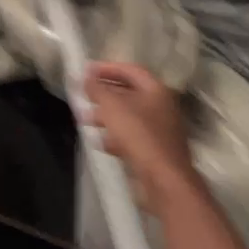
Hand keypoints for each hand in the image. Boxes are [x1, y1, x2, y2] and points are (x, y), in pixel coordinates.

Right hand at [84, 61, 199, 213]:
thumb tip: (86, 76)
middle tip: (84, 96)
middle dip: (104, 94)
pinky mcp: (157, 151)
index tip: (86, 71)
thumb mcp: (111, 106)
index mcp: (156, 91)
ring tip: (87, 120)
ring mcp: (161, 130)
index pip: (130, 70)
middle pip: (129, 93)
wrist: (164, 180)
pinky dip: (116, 136)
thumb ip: (96, 88)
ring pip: (129, 116)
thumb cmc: (138, 135)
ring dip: (107, 116)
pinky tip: (101, 142)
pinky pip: (133, 136)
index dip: (107, 68)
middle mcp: (162, 107)